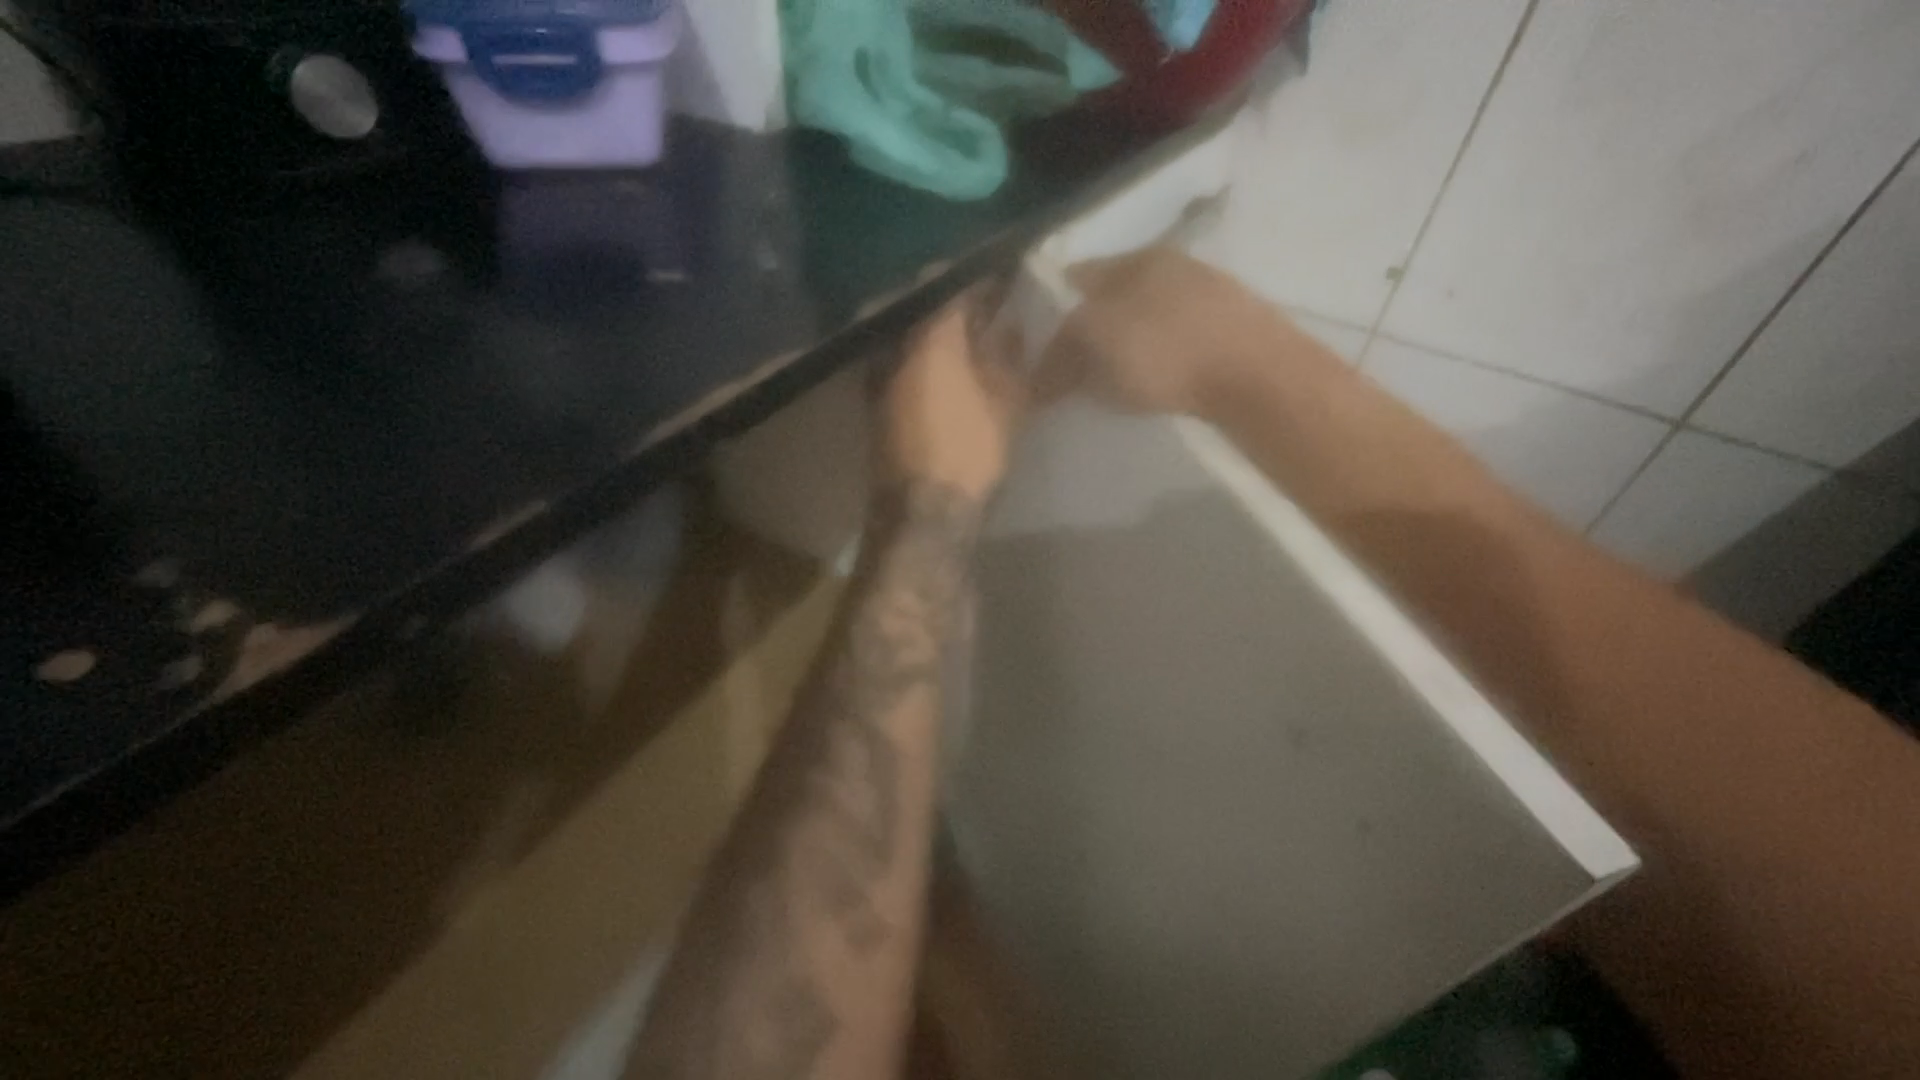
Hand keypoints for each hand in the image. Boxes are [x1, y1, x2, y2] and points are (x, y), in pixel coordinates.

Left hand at [879, 285, 1026, 502]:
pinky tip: (951, 368)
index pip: (950, 283)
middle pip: (924, 305)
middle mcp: (895, 345)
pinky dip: (925, 356)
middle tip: (989, 307)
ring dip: (938, 330)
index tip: (1002, 278)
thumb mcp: (1006, 403)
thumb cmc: (969, 450)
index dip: (978, 278)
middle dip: (956, 302)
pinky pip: (902, 360)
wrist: (922, 510)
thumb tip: (1010, 328)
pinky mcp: (874, 400)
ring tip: (973, 337)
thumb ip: (1009, 358)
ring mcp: (878, 373)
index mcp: (929, 336)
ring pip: (910, 333)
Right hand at [1039, 248, 1313, 417]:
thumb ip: (1062, 351)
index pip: (1078, 276)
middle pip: (1116, 294)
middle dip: (1093, 325)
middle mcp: (1173, 264)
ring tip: (1116, 379)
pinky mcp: (1234, 328)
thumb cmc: (1165, 351)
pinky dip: (1162, 357)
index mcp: (1135, 257)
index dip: (1052, 309)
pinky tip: (1160, 381)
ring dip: (1130, 342)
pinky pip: (1180, 339)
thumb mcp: (1095, 343)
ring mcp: (1209, 293)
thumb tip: (1041, 374)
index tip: (1039, 346)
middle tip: (1075, 366)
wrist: (1257, 377)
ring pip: (1149, 315)